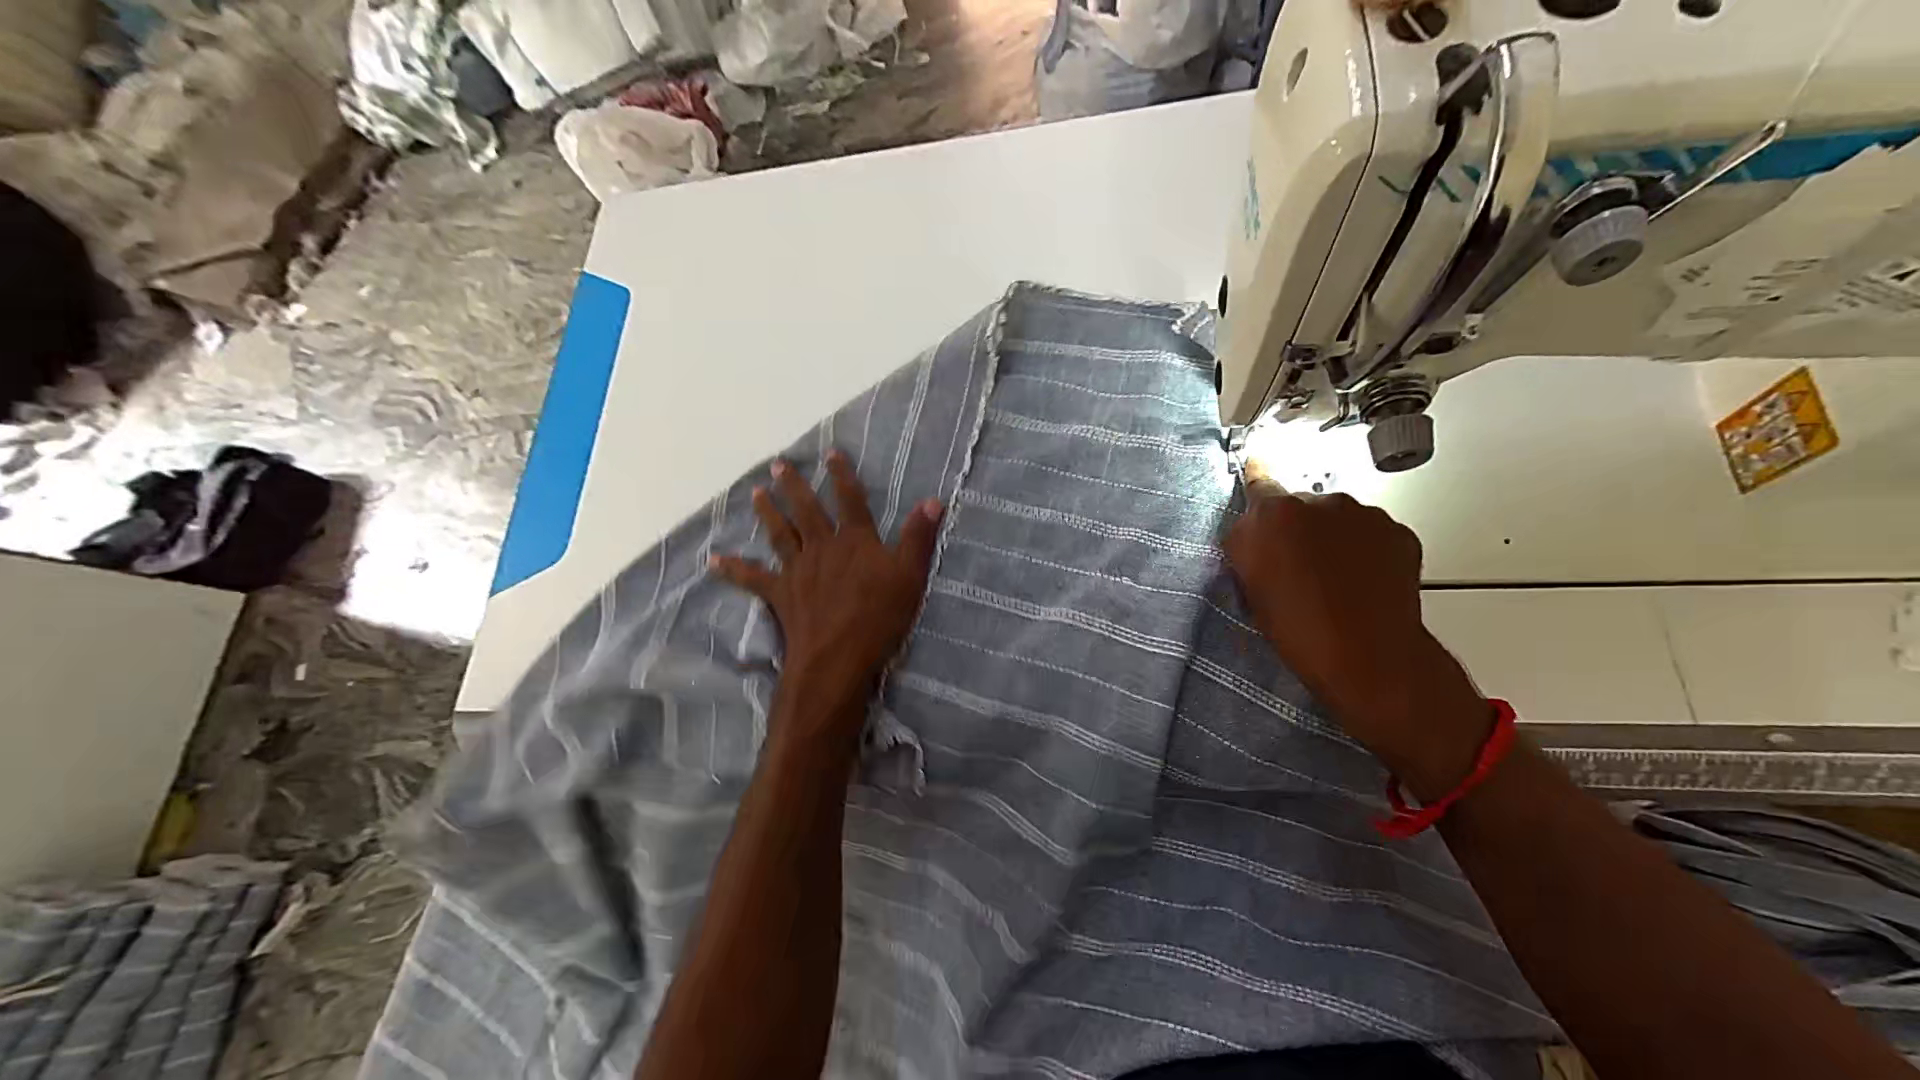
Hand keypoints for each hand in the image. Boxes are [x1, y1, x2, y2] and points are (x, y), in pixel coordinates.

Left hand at [711, 451, 942, 723]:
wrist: (837, 656)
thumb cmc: (879, 616)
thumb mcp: (910, 575)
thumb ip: (919, 537)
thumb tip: (933, 500)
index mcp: (855, 541)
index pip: (850, 500)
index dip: (842, 476)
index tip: (831, 453)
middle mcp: (823, 547)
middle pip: (807, 510)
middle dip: (794, 486)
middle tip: (778, 465)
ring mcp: (798, 570)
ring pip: (780, 534)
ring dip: (767, 512)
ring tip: (756, 494)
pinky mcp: (780, 594)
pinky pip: (753, 578)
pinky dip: (733, 568)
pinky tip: (713, 560)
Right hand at [1224, 479, 1489, 787]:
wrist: (1368, 657)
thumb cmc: (1299, 628)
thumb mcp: (1247, 586)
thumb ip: (1245, 543)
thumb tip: (1252, 528)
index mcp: (1274, 512)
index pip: (1258, 481)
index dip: (1256, 493)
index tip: (1256, 492)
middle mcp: (1321, 502)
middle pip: (1300, 504)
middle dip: (1296, 527)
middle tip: (1294, 566)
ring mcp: (1365, 515)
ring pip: (1338, 518)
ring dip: (1331, 537)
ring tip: (1330, 580)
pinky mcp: (1398, 533)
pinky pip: (1371, 533)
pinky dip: (1364, 549)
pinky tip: (1358, 582)